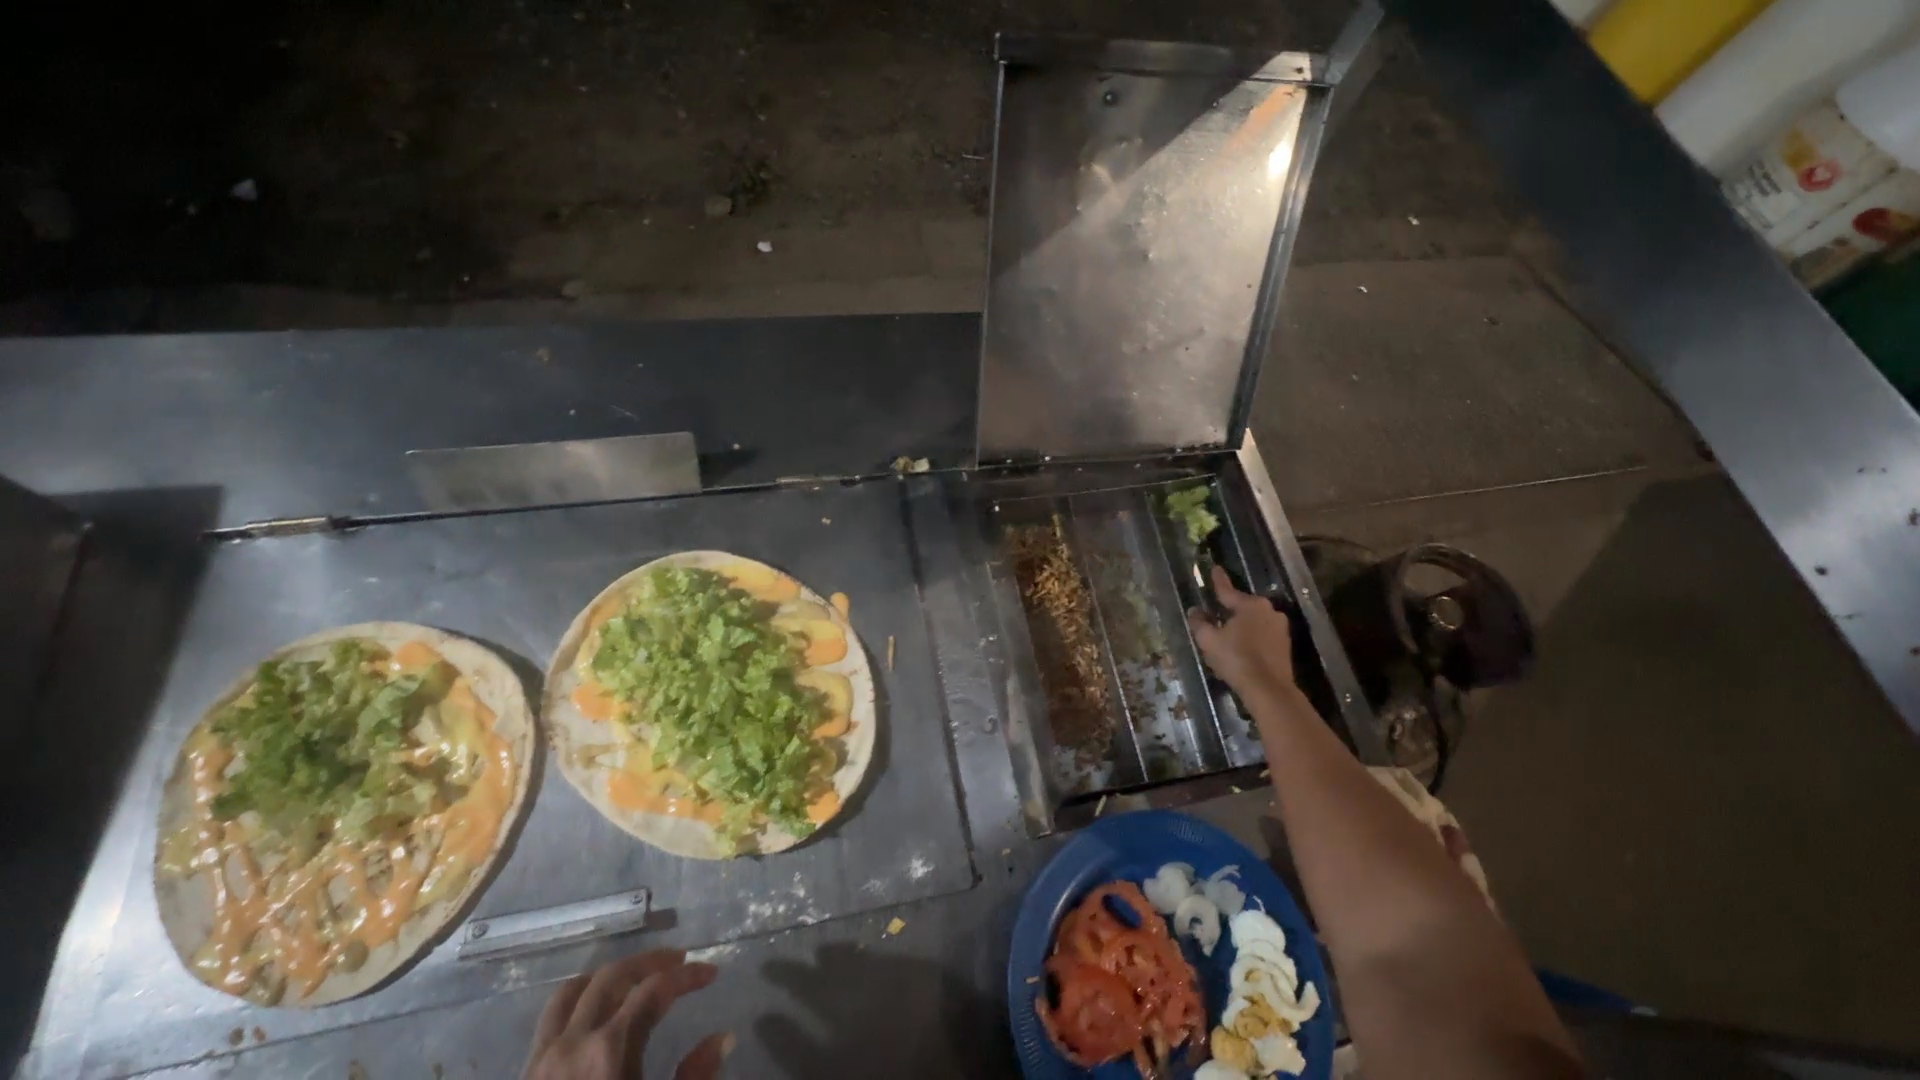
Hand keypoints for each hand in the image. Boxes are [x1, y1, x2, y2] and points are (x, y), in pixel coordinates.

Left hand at [524, 950, 730, 1079]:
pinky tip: (592, 1015)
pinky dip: (576, 1001)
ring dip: (607, 976)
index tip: (712, 973)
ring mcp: (542, 1059)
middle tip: (678, 962)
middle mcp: (574, 1042)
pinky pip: (549, 1020)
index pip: (655, 989)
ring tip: (632, 978)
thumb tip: (722, 1038)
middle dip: (649, 962)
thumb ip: (695, 1078)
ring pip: (571, 992)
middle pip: (613, 977)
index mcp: (612, 1050)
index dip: (687, 976)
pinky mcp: (524, 1077)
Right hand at [1187, 565, 1298, 707]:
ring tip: (1228, 637)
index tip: (1215, 568)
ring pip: (1254, 622)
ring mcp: (1280, 628)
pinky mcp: (1285, 645)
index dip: (1218, 580)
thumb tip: (1195, 611)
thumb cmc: (1236, 659)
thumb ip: (1199, 623)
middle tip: (1216, 615)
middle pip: (1243, 607)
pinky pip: (1263, 636)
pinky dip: (1251, 639)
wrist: (1268, 689)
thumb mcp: (1209, 640)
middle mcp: (1269, 611)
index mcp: (1250, 605)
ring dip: (1241, 627)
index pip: (1228, 591)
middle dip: (1229, 610)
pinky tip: (1242, 651)